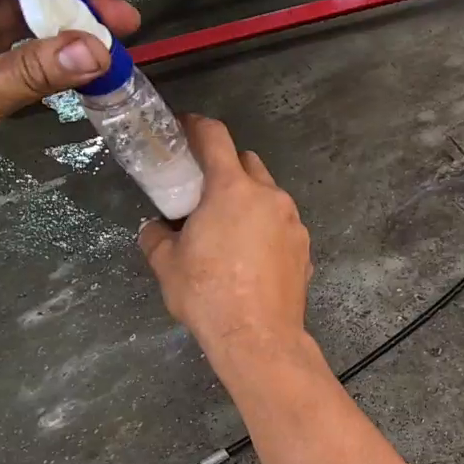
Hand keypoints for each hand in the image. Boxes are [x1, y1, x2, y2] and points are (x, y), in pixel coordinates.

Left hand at [0, 0, 141, 237]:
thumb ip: (34, 71)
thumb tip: (99, 49)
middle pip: (5, 0)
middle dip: (64, 7)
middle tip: (123, 17)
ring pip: (9, 38)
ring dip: (58, 40)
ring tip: (112, 45)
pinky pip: (6, 70)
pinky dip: (43, 71)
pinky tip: (80, 75)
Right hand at [138, 116, 313, 360]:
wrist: (259, 336)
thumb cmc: (208, 294)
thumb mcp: (166, 263)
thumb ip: (157, 235)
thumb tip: (156, 228)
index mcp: (233, 190)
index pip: (216, 138)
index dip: (197, 127)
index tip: (184, 129)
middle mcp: (271, 198)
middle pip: (248, 163)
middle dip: (226, 168)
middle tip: (203, 189)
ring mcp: (294, 223)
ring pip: (270, 195)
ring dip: (249, 200)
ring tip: (227, 227)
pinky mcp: (306, 249)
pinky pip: (282, 226)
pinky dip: (266, 228)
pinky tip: (251, 255)